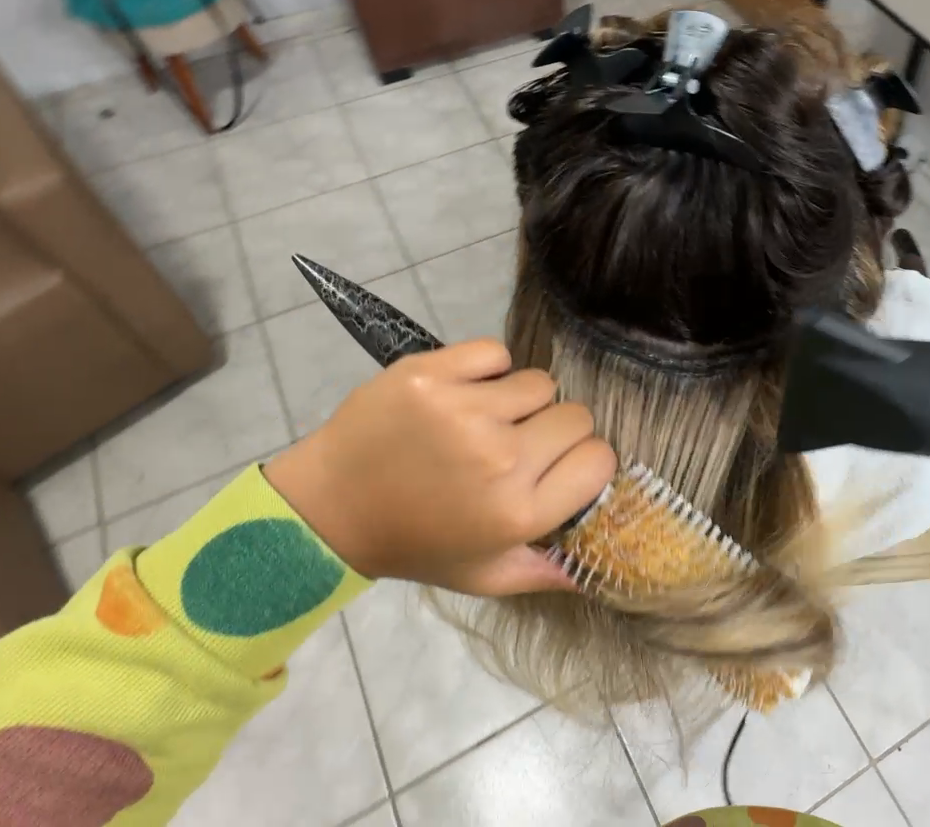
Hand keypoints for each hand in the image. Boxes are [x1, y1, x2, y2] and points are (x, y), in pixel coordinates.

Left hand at [264, 339, 616, 594]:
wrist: (329, 508)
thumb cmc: (414, 545)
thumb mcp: (482, 576)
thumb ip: (544, 572)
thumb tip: (597, 570)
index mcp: (518, 512)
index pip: (600, 459)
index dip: (584, 460)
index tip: (557, 465)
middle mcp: (500, 459)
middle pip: (576, 415)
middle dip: (555, 429)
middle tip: (518, 443)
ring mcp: (464, 412)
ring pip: (539, 382)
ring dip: (520, 400)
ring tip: (486, 419)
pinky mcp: (432, 374)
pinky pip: (496, 353)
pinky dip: (488, 369)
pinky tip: (465, 392)